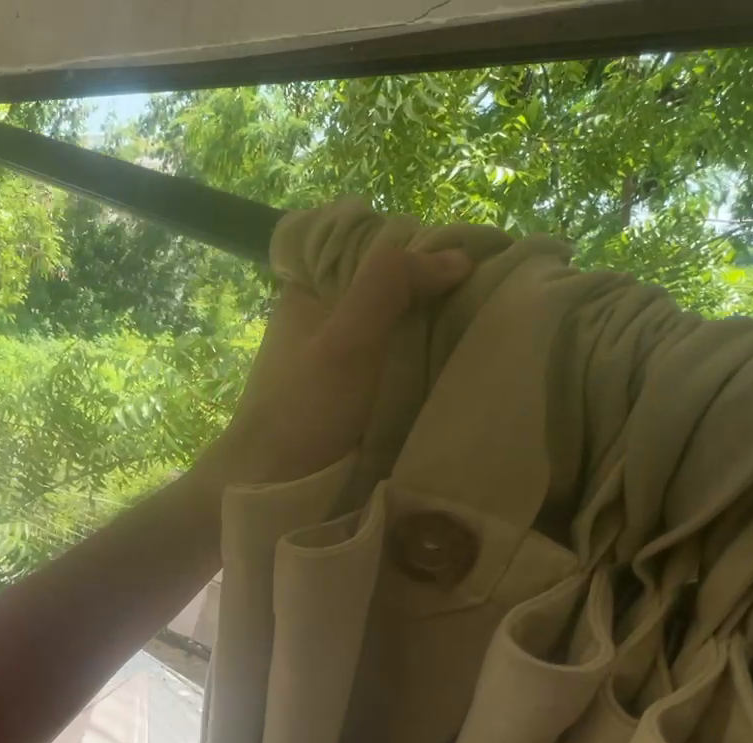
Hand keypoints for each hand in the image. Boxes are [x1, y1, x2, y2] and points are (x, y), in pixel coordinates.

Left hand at [195, 247, 471, 487]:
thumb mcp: (345, 339)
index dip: (415, 248)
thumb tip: (454, 257)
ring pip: (391, 323)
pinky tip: (450, 360)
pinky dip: (418, 357)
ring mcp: (331, 357)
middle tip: (485, 296)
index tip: (468, 260)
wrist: (268, 484)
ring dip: (428, 325)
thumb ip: (388, 286)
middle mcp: (317, 318)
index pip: (367, 248)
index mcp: (305, 293)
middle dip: (429, 289)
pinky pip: (390, 360)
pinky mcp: (345, 392)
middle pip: (384, 286)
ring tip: (479, 324)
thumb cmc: (302, 410)